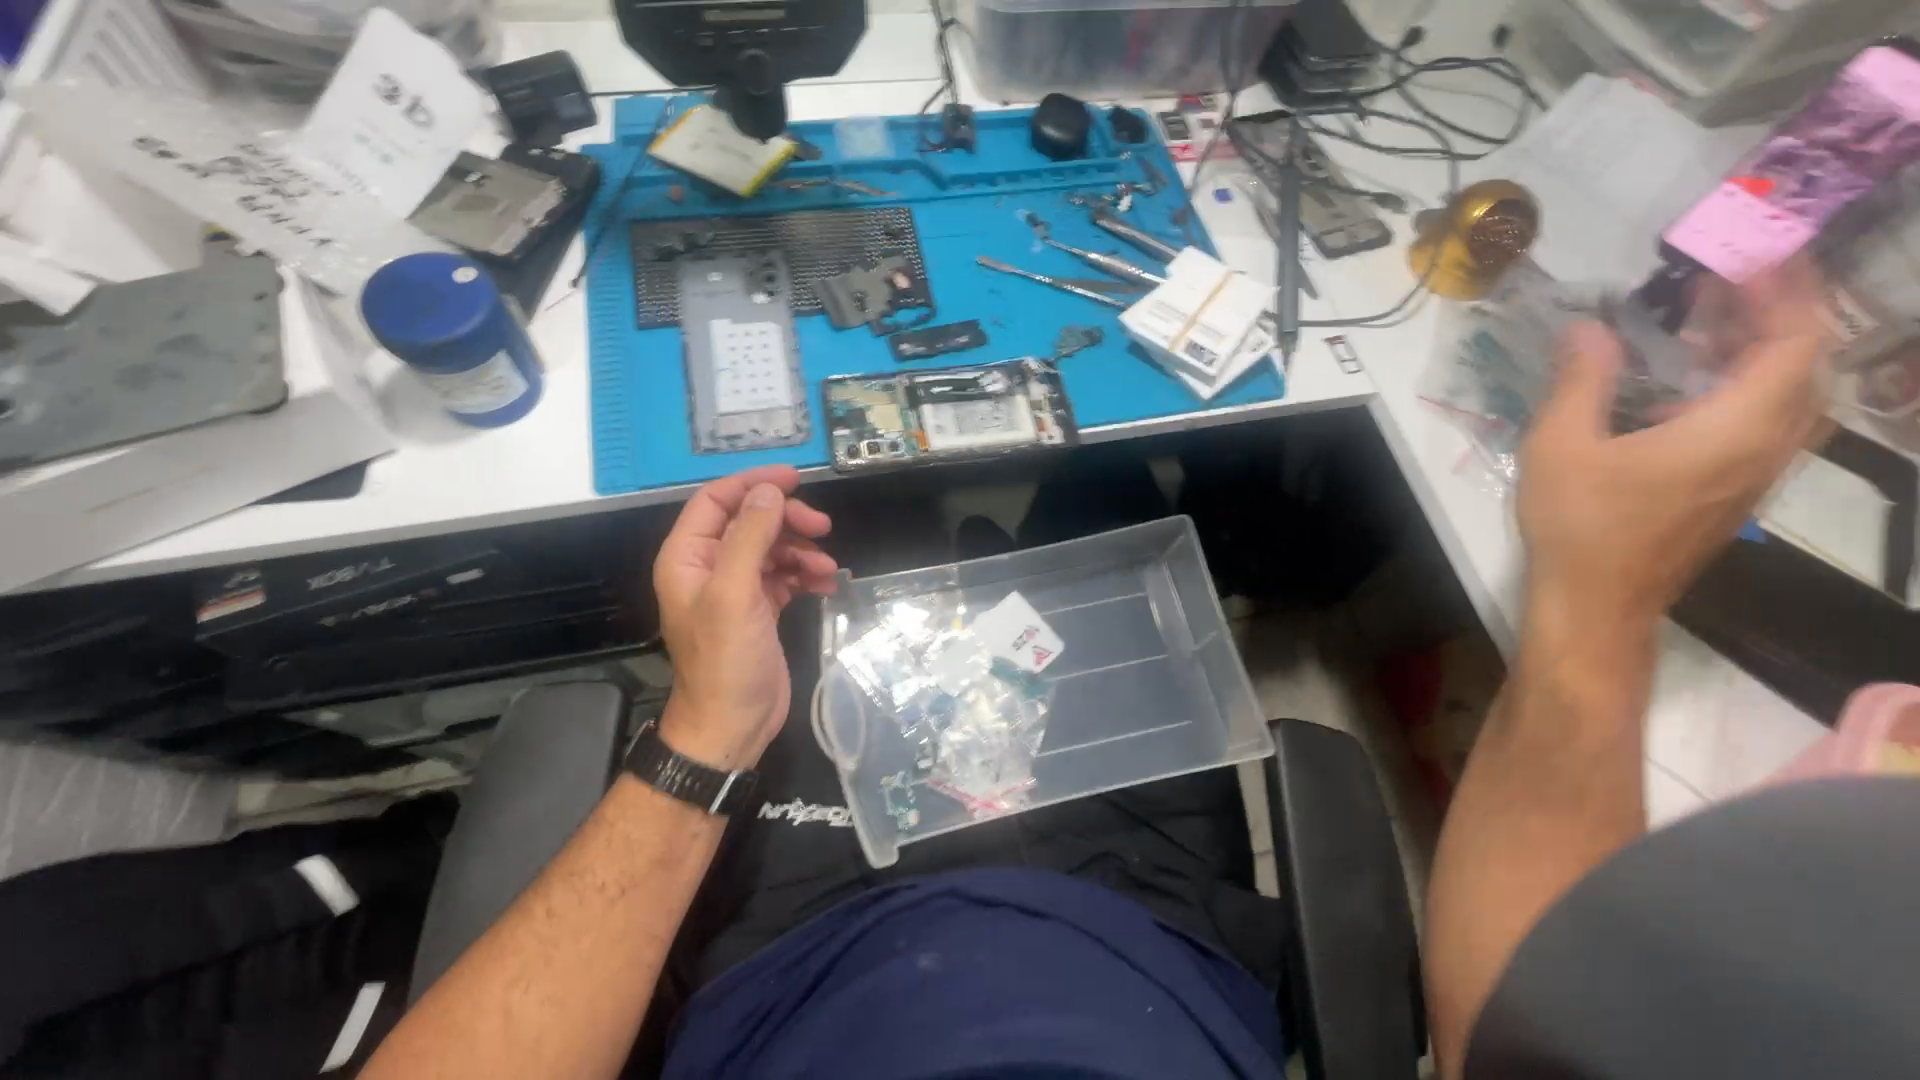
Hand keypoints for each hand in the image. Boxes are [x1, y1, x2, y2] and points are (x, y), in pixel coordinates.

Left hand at [653, 466, 836, 769]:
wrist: (732, 725)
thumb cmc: (725, 660)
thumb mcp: (734, 593)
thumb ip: (750, 536)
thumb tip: (769, 491)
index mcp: (687, 557)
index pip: (716, 501)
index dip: (753, 484)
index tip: (795, 479)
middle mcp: (709, 567)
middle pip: (750, 522)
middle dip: (787, 521)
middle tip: (822, 527)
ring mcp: (736, 589)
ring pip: (772, 548)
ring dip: (802, 551)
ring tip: (826, 568)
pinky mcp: (760, 609)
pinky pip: (785, 576)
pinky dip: (805, 575)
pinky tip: (826, 585)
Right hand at [1518, 261, 1834, 635]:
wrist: (1596, 604)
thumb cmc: (1580, 524)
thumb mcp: (1561, 445)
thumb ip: (1581, 380)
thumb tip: (1587, 328)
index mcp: (1736, 425)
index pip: (1796, 337)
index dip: (1784, 289)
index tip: (1749, 254)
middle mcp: (1767, 443)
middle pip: (1803, 359)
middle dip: (1772, 311)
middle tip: (1720, 281)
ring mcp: (1757, 470)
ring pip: (1788, 391)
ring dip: (1758, 348)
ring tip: (1703, 322)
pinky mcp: (1735, 489)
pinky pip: (1765, 419)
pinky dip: (1742, 384)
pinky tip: (1684, 384)